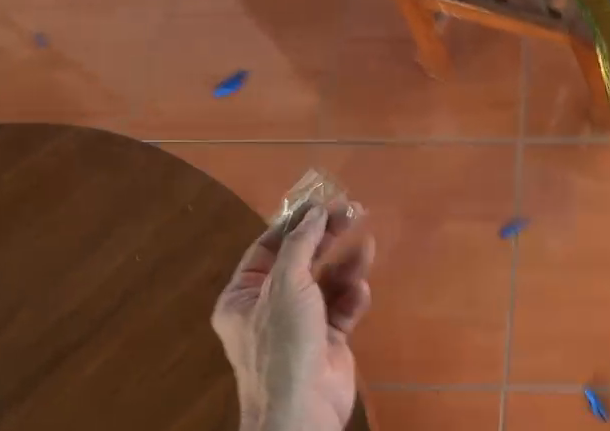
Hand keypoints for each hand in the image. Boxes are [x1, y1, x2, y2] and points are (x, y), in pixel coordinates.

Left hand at [212, 204, 375, 430]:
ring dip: (345, 265)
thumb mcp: (286, 285)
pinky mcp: (326, 339)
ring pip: (326, 282)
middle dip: (326, 238)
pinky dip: (351, 297)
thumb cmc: (282, 342)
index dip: (295, 222)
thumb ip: (301, 243)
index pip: (268, 247)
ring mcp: (298, 324)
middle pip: (301, 260)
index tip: (323, 200)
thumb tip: (316, 211)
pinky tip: (360, 292)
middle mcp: (268, 307)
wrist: (301, 411)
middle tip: (353, 211)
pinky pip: (341, 307)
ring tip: (366, 247)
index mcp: (243, 296)